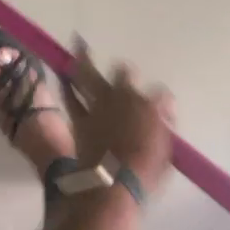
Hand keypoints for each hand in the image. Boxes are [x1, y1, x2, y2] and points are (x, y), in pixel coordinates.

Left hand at [64, 41, 175, 195]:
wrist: (112, 185)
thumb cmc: (144, 172)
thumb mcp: (166, 152)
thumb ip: (164, 128)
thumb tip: (165, 112)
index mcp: (151, 106)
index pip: (161, 95)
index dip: (161, 102)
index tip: (162, 112)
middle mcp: (125, 99)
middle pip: (124, 73)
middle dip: (125, 72)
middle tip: (124, 70)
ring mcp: (99, 106)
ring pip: (91, 76)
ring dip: (85, 60)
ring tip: (78, 44)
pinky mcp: (80, 119)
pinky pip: (71, 97)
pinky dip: (67, 86)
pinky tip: (63, 76)